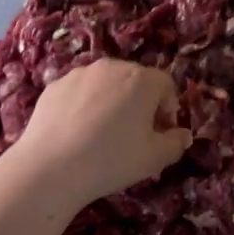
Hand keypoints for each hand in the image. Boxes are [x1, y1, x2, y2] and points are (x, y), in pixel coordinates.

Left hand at [6, 59, 191, 205]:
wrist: (50, 167)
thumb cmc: (112, 160)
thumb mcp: (154, 158)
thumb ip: (176, 143)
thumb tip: (183, 134)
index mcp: (141, 80)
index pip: (166, 85)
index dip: (168, 109)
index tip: (161, 133)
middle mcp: (111, 67)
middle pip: (135, 80)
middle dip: (140, 103)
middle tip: (134, 135)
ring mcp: (79, 74)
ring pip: (105, 85)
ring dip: (111, 103)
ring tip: (102, 135)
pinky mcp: (54, 86)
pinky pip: (79, 93)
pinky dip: (84, 107)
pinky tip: (77, 133)